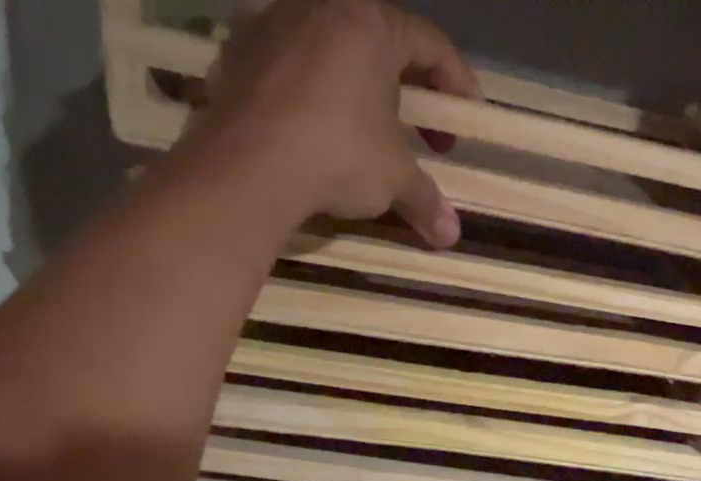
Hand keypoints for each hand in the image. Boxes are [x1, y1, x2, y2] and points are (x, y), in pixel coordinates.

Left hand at [194, 0, 480, 247]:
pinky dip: (305, 90)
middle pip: (378, 39)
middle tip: (419, 130)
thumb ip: (425, 198)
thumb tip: (451, 237)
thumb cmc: (337, 155)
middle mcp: (319, 6)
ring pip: (326, 47)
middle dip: (405, 85)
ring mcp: (270, 23)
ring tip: (361, 126)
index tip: (466, 118)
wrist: (244, 168)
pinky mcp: (234, 52)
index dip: (457, 82)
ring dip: (351, 83)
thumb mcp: (394, 179)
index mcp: (370, 22)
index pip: (432, 44)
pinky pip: (283, 65)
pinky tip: (311, 127)